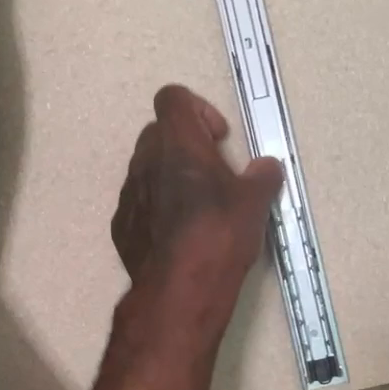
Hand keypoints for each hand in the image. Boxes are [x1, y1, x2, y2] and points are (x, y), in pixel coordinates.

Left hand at [111, 85, 283, 332]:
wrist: (180, 290)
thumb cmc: (220, 235)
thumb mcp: (256, 202)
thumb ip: (262, 176)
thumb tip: (266, 167)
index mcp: (178, 144)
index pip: (173, 98)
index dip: (198, 110)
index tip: (218, 139)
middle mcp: (146, 161)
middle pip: (159, 132)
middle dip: (186, 144)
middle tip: (214, 173)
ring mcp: (129, 194)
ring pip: (148, 168)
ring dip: (171, 176)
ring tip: (199, 207)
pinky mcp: (123, 225)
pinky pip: (140, 202)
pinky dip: (158, 207)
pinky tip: (180, 234)